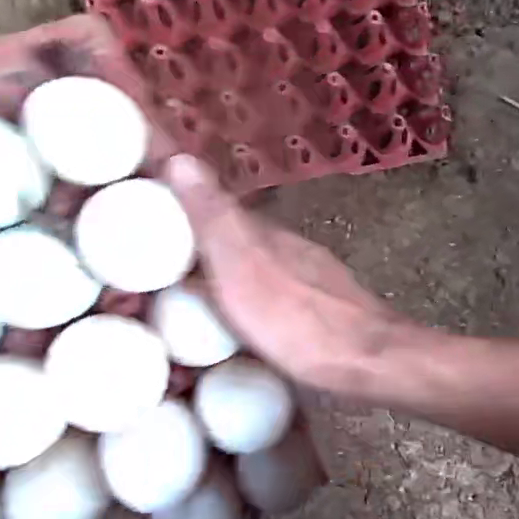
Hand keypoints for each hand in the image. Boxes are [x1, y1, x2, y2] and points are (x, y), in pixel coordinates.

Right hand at [163, 154, 422, 395]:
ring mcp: (310, 274)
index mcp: (263, 233)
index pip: (213, 205)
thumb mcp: (244, 270)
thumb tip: (180, 158)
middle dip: (198, 242)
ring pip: (255, 262)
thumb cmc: (298, 321)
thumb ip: (214, 220)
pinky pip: (273, 288)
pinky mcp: (323, 304)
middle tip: (160, 264)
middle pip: (233, 235)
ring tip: (193, 293)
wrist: (370, 360)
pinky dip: (248, 294)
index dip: (182, 204)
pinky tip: (244, 317)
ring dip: (224, 269)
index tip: (147, 210)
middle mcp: (287, 246)